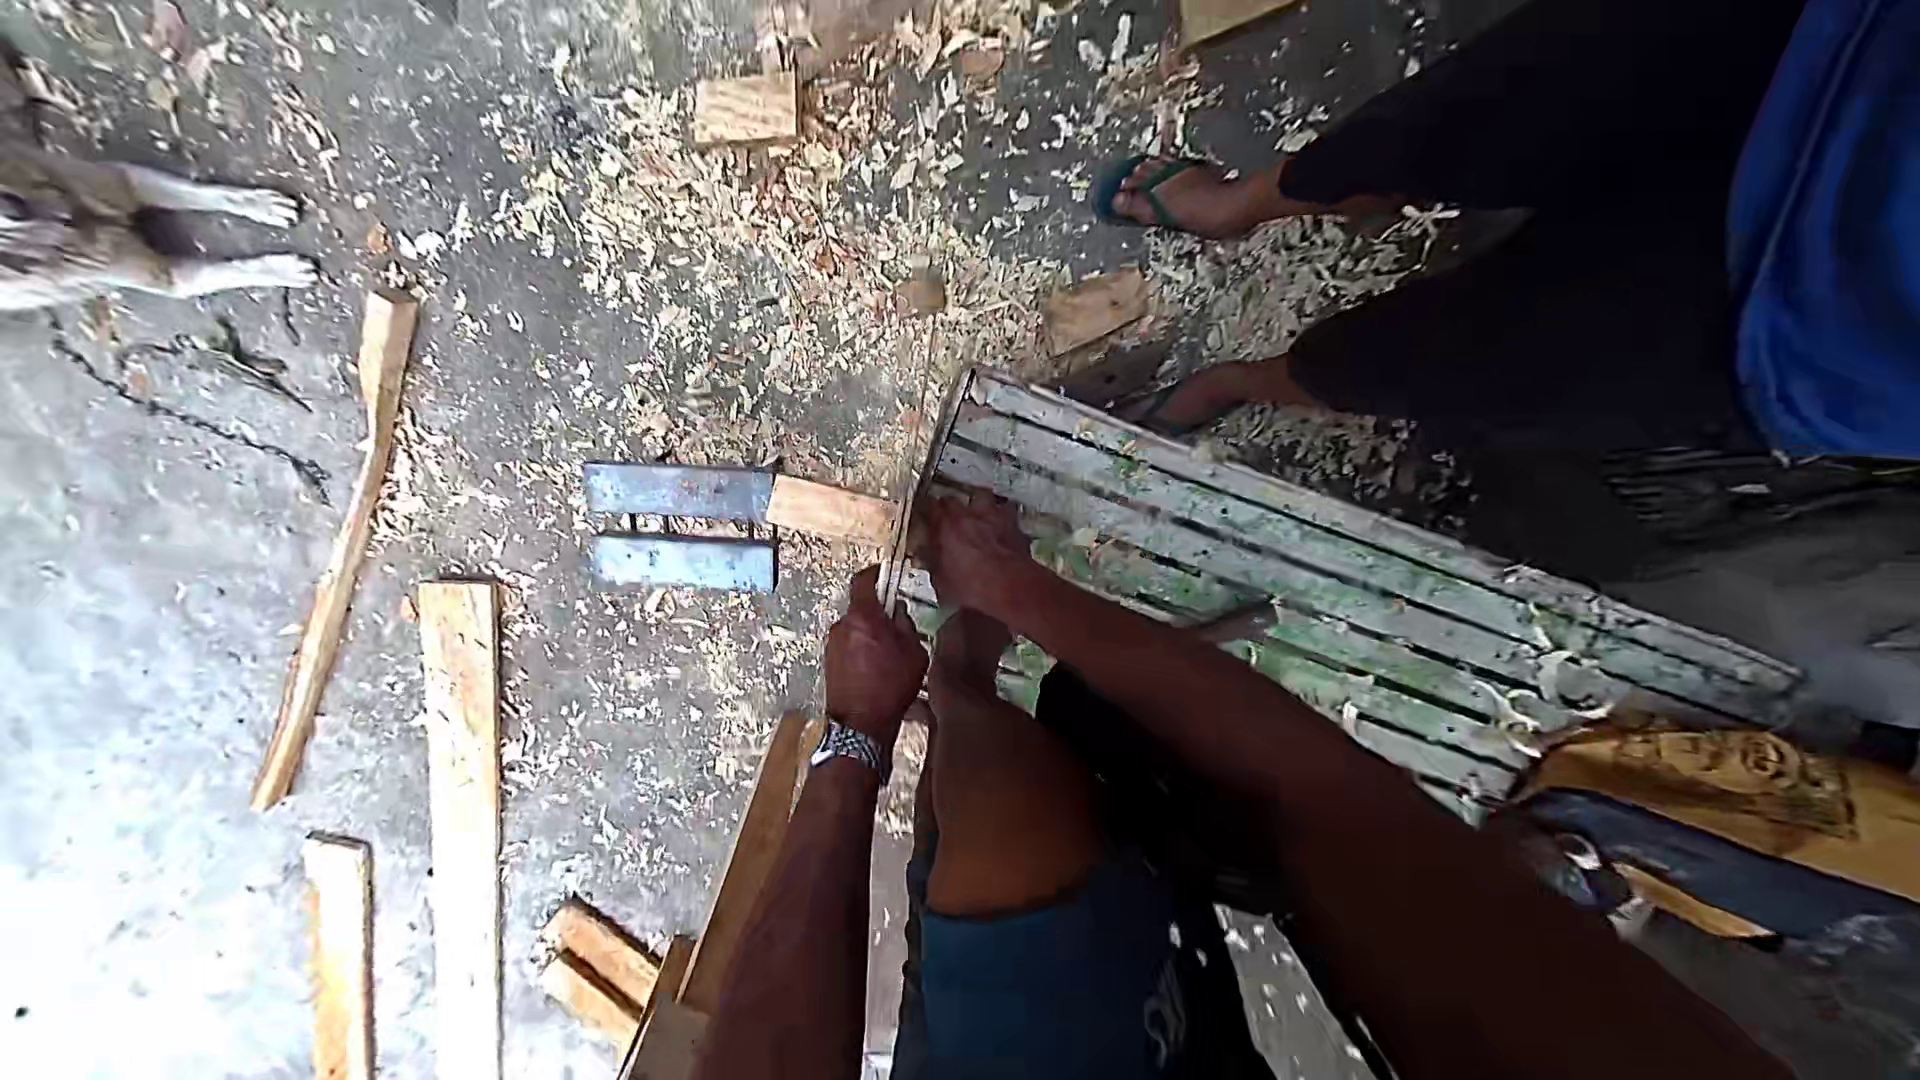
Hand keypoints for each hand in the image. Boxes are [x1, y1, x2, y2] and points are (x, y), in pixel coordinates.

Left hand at [824, 565, 928, 747]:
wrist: (862, 725)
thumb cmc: (890, 687)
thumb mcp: (915, 652)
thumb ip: (906, 625)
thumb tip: (898, 613)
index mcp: (863, 617)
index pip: (863, 580)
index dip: (875, 574)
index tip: (886, 574)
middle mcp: (843, 626)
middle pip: (861, 607)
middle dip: (878, 613)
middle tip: (897, 626)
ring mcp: (832, 644)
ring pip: (855, 628)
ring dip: (869, 633)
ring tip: (888, 654)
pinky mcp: (829, 661)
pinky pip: (848, 645)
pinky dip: (860, 649)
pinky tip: (875, 668)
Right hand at [914, 489, 1037, 615]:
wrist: (1009, 588)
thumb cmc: (974, 586)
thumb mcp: (941, 580)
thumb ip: (932, 561)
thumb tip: (925, 557)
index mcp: (944, 526)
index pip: (927, 506)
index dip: (924, 508)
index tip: (923, 513)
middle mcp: (967, 516)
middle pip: (952, 499)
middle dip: (948, 506)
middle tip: (946, 517)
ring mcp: (992, 516)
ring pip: (981, 496)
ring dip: (977, 502)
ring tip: (975, 513)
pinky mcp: (1012, 524)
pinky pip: (1006, 510)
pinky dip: (1002, 515)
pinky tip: (1001, 524)